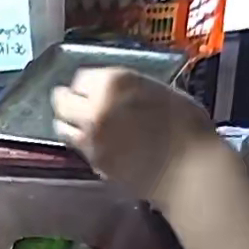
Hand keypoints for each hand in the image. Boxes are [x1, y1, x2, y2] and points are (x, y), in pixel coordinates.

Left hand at [52, 67, 220, 203]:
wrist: (186, 170)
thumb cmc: (184, 126)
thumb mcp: (158, 90)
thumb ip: (129, 90)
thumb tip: (117, 95)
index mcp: (113, 83)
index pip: (81, 78)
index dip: (86, 84)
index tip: (90, 88)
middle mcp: (95, 110)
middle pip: (63, 102)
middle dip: (66, 101)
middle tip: (71, 103)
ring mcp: (91, 141)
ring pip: (63, 128)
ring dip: (68, 124)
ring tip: (78, 124)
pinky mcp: (94, 165)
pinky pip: (79, 149)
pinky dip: (82, 143)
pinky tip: (97, 142)